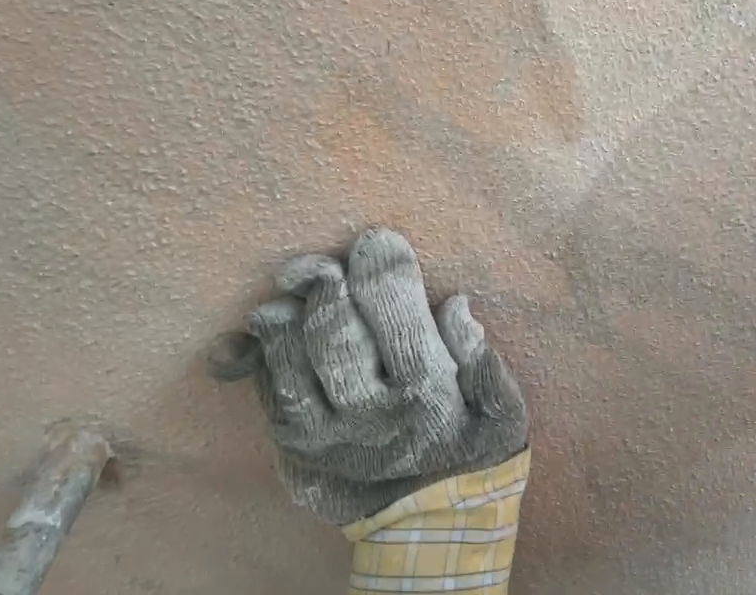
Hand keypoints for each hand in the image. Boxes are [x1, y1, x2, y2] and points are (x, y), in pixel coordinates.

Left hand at [208, 227, 527, 524]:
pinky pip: (267, 397)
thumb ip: (483, 359)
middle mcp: (371, 416)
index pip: (402, 324)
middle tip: (327, 259)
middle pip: (338, 342)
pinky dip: (255, 359)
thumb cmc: (474, 441)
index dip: (387, 275)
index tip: (380, 237)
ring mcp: (326, 436)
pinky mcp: (296, 448)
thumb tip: (456, 305)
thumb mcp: (502, 405)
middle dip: (329, 290)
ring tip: (288, 283)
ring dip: (286, 320)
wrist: (435, 517)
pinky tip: (254, 328)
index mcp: (428, 394)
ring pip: (292, 369)